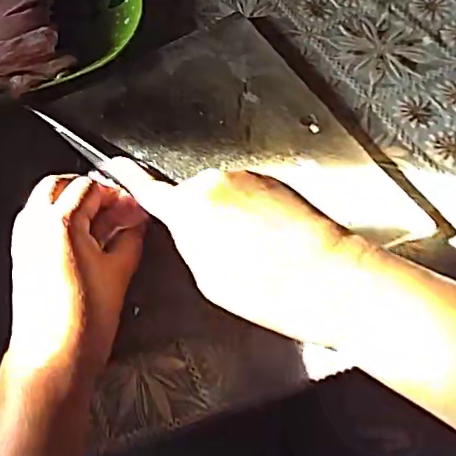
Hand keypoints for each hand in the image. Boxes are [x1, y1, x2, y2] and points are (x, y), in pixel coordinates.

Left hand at [4, 174, 145, 385]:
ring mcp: (24, 236)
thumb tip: (134, 221)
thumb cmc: (81, 323)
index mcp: (60, 221)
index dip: (113, 191)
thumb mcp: (119, 273)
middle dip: (88, 190)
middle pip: (61, 184)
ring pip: (46, 199)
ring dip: (72, 202)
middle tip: (114, 207)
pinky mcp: (20, 250)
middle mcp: (35, 222)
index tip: (129, 203)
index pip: (87, 185)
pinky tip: (82, 238)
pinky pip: (38, 219)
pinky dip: (58, 218)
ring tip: (102, 223)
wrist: (52, 355)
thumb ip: (129, 237)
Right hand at [99, 160, 381, 349]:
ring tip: (259, 252)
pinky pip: (247, 194)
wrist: (340, 282)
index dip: (126, 175)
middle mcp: (211, 184)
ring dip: (230, 216)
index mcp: (187, 209)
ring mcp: (244, 178)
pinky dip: (254, 213)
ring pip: (221, 196)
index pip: (145, 185)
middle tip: (225, 253)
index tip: (115, 164)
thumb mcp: (208, 280)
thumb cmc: (276, 290)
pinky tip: (275, 242)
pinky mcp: (272, 180)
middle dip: (200, 217)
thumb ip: (187, 245)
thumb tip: (186, 231)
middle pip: (190, 196)